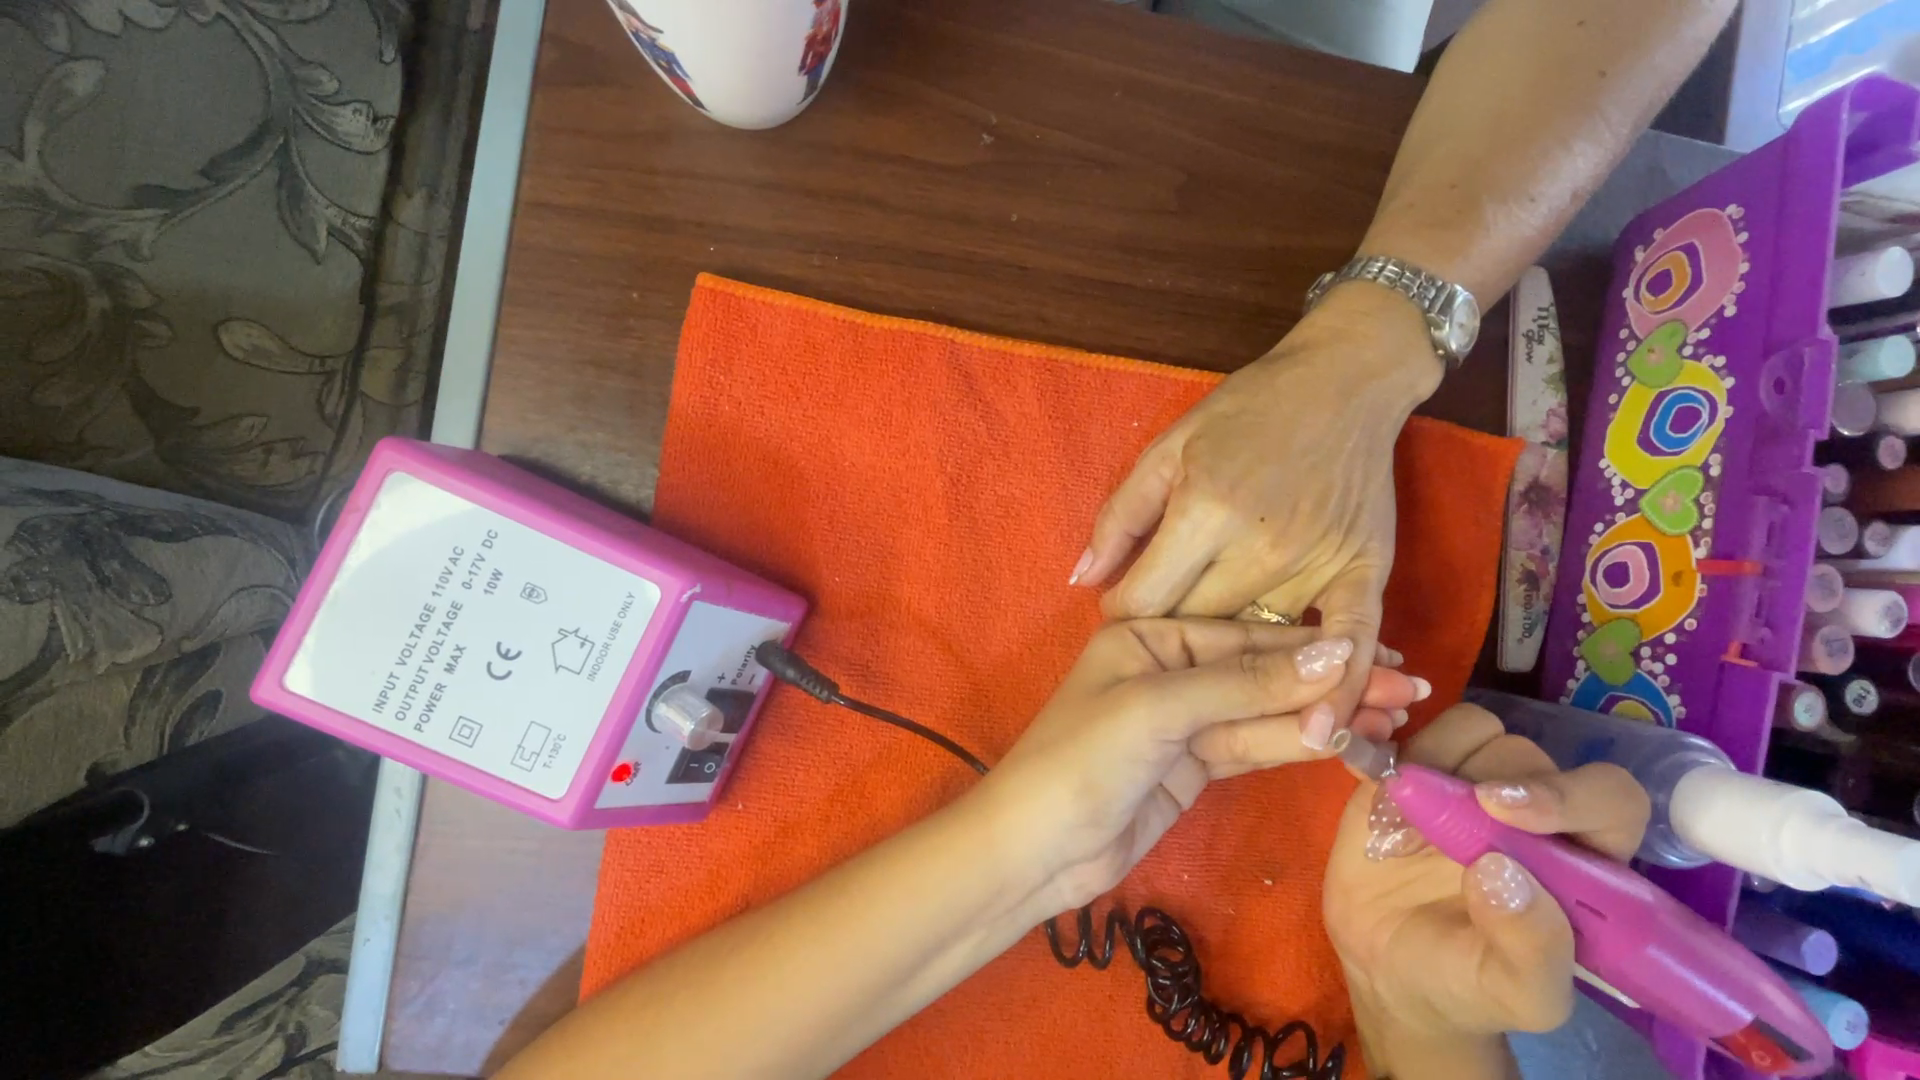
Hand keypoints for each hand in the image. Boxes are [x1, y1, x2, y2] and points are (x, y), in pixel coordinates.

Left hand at [969, 620, 1423, 918]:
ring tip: (1395, 715)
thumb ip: (1245, 683)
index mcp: (1149, 637)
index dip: (1311, 647)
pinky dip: (1294, 744)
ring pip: (1262, 712)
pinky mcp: (1192, 765)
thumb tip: (1335, 650)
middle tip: (1409, 686)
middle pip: (1259, 672)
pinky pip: (1251, 745)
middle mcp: (1168, 670)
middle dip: (1328, 680)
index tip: (1382, 652)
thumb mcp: (1160, 709)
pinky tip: (1344, 739)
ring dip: (1321, 715)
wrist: (1037, 847)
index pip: (1243, 636)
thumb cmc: (1083, 758)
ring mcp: (1182, 721)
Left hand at [1075, 286, 1442, 744]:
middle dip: (1173, 645)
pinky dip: (1336, 689)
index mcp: (1201, 512)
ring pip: (1258, 642)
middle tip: (1166, 654)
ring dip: (1237, 673)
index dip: (1122, 614)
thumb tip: (1082, 578)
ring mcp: (1315, 561)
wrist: (1344, 382)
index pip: (1142, 602)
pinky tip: (1320, 733)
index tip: (1124, 611)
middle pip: (1196, 629)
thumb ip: (1120, 518)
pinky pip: (1350, 641)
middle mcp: (1257, 545)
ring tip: (1213, 700)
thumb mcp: (1166, 450)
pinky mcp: (1365, 570)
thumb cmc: (1245, 413)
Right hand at [1323, 704, 1649, 1075]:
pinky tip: (1365, 773)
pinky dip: (1381, 742)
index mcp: (1579, 859)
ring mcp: (1462, 787)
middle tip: (1433, 816)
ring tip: (1399, 800)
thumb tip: (1502, 870)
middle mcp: (1527, 813)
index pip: (1607, 798)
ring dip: (1433, 752)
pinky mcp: (1405, 774)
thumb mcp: (1516, 994)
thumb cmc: (1466, 984)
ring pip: (1469, 729)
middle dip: (1480, 777)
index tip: (1498, 808)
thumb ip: (1530, 948)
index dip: (1563, 792)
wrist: (1384, 966)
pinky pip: (1401, 733)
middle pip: (1524, 753)